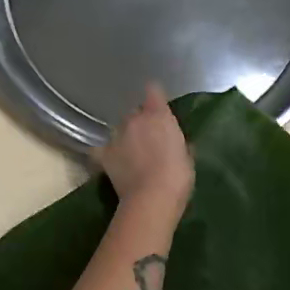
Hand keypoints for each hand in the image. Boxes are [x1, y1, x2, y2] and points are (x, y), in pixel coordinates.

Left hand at [99, 85, 193, 213]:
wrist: (152, 199)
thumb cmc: (178, 177)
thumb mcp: (188, 158)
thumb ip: (181, 145)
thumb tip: (179, 144)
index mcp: (159, 116)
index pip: (154, 91)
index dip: (156, 97)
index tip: (159, 106)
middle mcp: (135, 120)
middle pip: (135, 113)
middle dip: (141, 122)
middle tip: (150, 139)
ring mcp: (116, 136)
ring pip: (119, 129)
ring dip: (126, 137)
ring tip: (132, 153)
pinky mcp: (104, 154)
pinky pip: (101, 149)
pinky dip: (105, 152)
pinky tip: (110, 160)